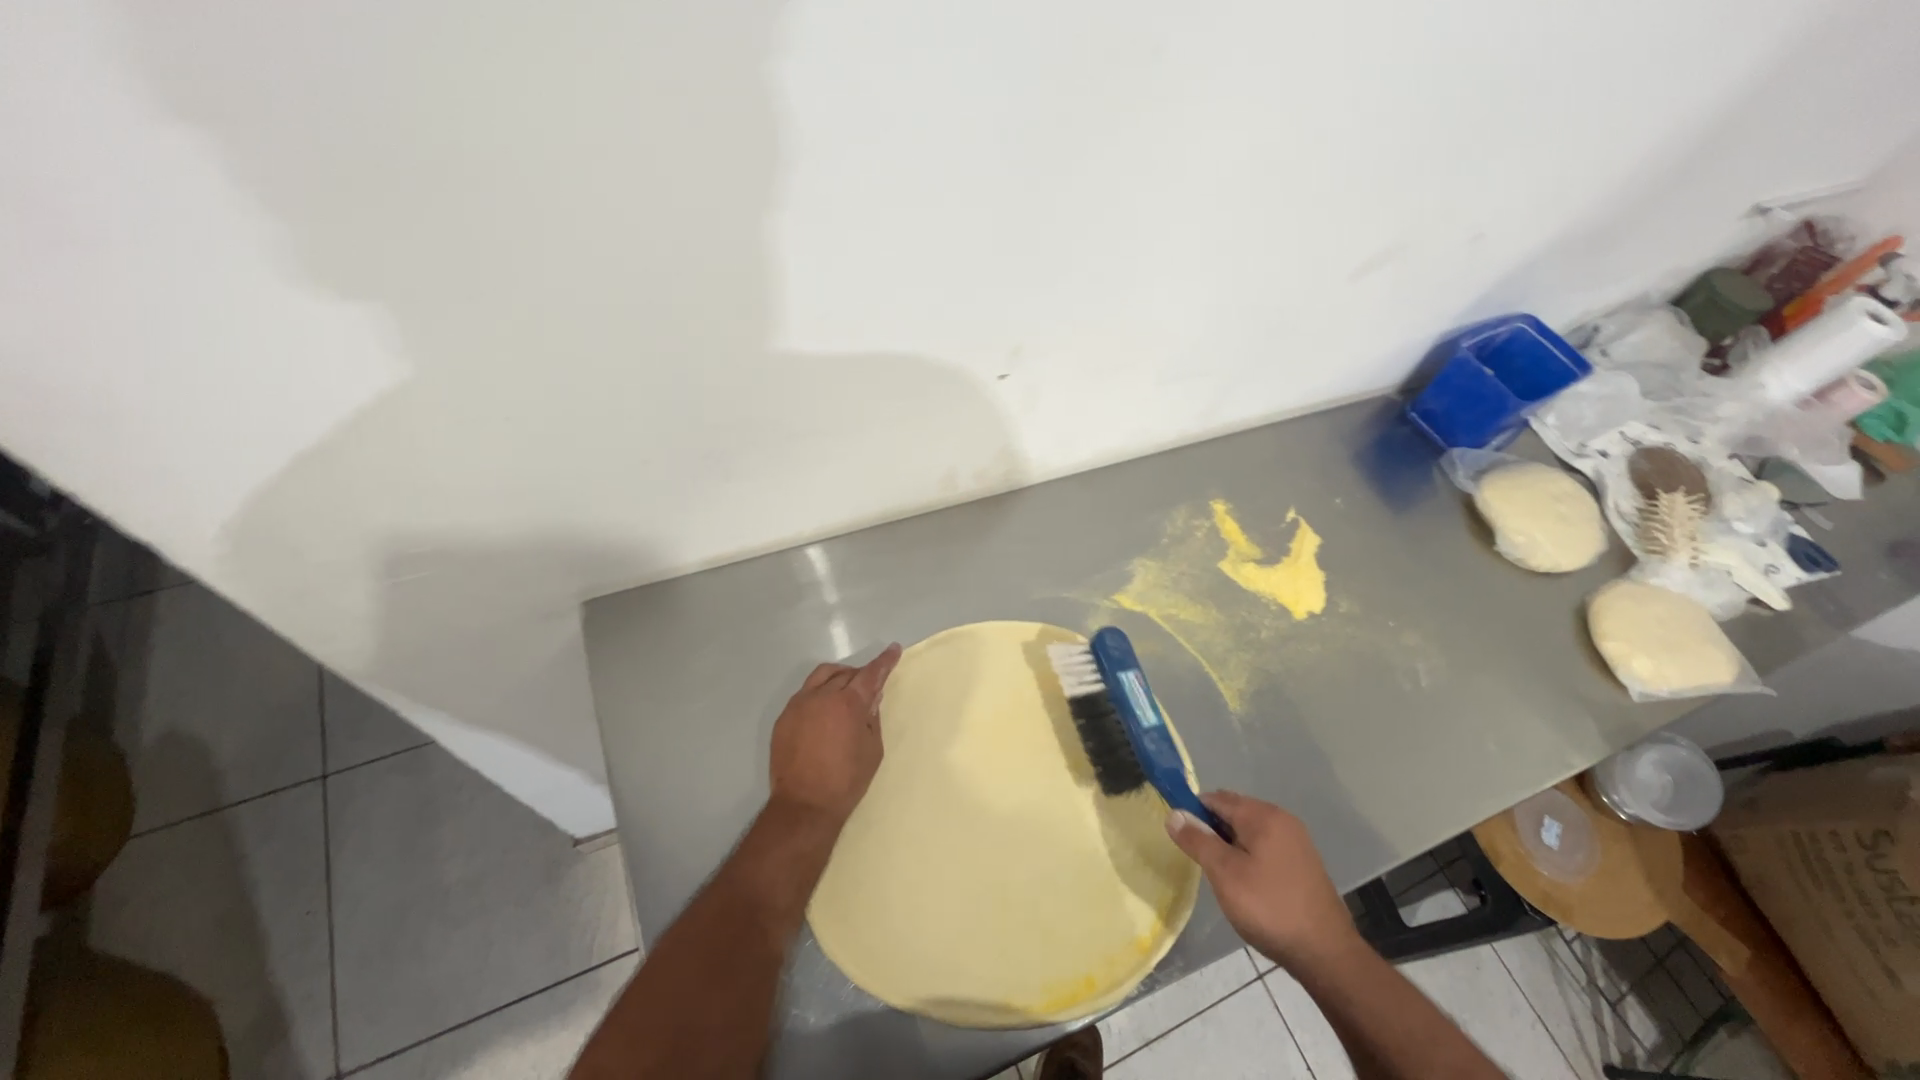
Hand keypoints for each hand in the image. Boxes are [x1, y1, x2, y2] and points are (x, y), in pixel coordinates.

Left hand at [768, 644, 902, 827]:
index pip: (870, 674)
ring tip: (846, 692)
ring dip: (837, 677)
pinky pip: (804, 694)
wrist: (804, 805)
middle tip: (870, 686)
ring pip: (821, 677)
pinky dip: (819, 694)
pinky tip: (824, 712)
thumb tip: (871, 698)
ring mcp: (798, 705)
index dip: (884, 662)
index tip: (893, 649)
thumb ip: (872, 718)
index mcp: (848, 703)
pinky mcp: (784, 718)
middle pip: (845, 673)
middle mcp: (821, 696)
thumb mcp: (872, 750)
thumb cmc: (846, 781)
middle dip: (860, 675)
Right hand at [1166, 791, 1361, 970]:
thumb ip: (1197, 840)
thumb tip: (1174, 813)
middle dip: (1212, 831)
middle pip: (1234, 812)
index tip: (1181, 840)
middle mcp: (1282, 820)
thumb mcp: (1224, 873)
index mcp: (1263, 816)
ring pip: (1248, 832)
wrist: (1324, 951)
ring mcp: (1295, 841)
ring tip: (1221, 877)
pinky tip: (1245, 885)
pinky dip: (1248, 857)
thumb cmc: (1268, 907)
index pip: (1216, 798)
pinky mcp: (1301, 862)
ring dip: (1229, 846)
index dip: (1193, 812)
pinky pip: (1264, 847)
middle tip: (1201, 863)